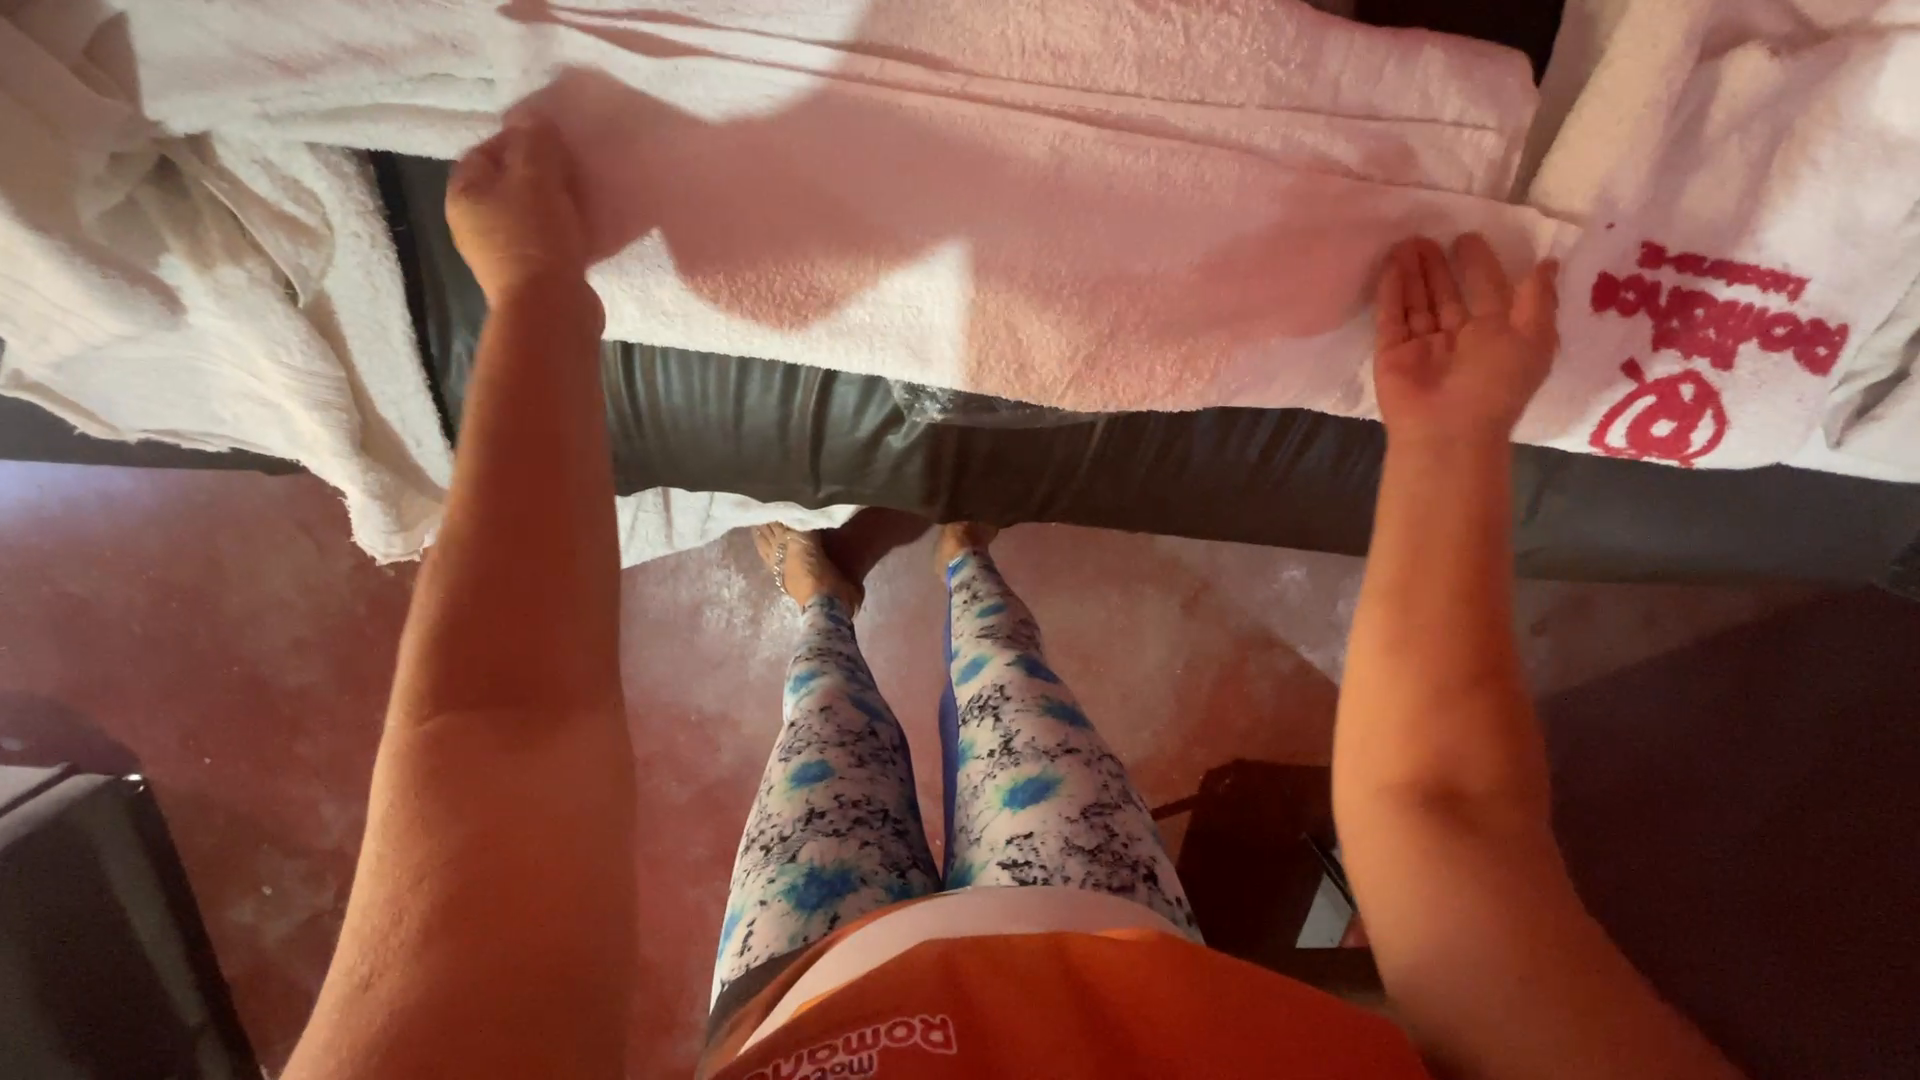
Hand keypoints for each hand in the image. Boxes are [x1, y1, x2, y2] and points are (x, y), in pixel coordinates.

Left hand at [446, 115, 592, 303]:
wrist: (551, 310)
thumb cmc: (536, 239)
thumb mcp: (535, 177)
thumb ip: (535, 142)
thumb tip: (535, 120)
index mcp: (464, 194)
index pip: (486, 152)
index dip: (520, 141)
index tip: (556, 145)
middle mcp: (474, 225)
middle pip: (509, 185)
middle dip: (540, 176)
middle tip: (574, 173)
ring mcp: (501, 256)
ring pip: (530, 216)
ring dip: (555, 207)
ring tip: (584, 202)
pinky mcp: (531, 279)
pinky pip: (547, 244)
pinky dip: (564, 235)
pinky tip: (586, 233)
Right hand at [1373, 234, 1558, 446]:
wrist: (1447, 429)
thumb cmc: (1495, 384)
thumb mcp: (1534, 338)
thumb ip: (1537, 299)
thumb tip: (1546, 264)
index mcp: (1495, 336)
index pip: (1484, 292)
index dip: (1478, 264)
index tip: (1466, 237)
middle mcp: (1457, 339)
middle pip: (1446, 294)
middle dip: (1437, 266)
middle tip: (1427, 235)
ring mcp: (1422, 346)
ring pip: (1417, 302)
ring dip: (1412, 273)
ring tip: (1406, 242)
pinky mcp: (1392, 353)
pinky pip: (1392, 318)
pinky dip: (1391, 292)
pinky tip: (1392, 266)